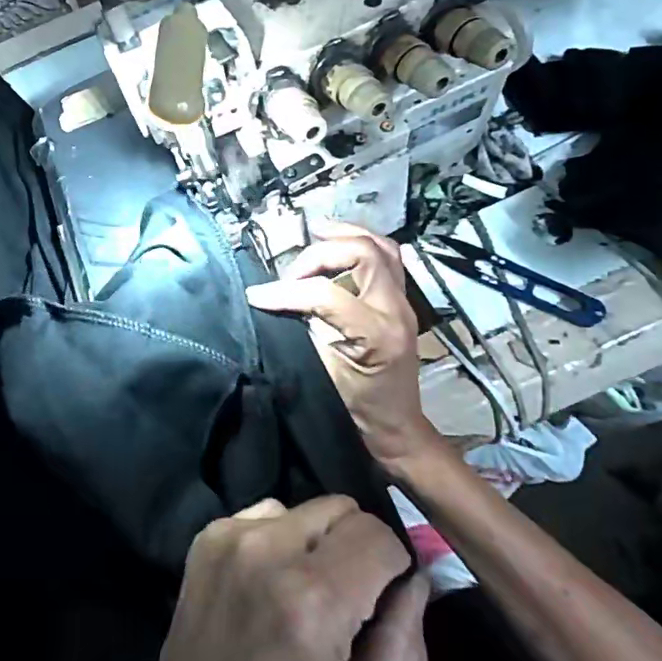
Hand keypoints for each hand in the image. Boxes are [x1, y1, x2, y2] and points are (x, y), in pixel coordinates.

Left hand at [151, 496, 429, 660]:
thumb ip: (405, 638)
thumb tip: (414, 576)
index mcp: (309, 596)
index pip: (377, 533)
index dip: (393, 567)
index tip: (386, 601)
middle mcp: (265, 548)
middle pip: (340, 508)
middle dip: (355, 548)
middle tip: (348, 602)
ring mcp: (228, 537)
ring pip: (301, 508)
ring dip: (315, 542)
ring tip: (305, 597)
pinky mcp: (205, 538)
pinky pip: (264, 516)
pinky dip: (278, 541)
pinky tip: (272, 587)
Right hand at [247, 220, 441, 471]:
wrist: (395, 427)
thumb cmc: (355, 407)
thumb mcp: (320, 371)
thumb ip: (302, 328)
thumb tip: (271, 298)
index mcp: (376, 334)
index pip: (326, 293)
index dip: (286, 291)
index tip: (257, 296)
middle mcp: (396, 311)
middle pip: (362, 253)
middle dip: (318, 255)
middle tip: (292, 274)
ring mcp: (404, 303)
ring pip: (381, 246)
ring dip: (345, 236)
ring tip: (315, 234)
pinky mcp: (401, 301)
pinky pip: (387, 257)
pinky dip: (360, 243)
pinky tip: (337, 245)